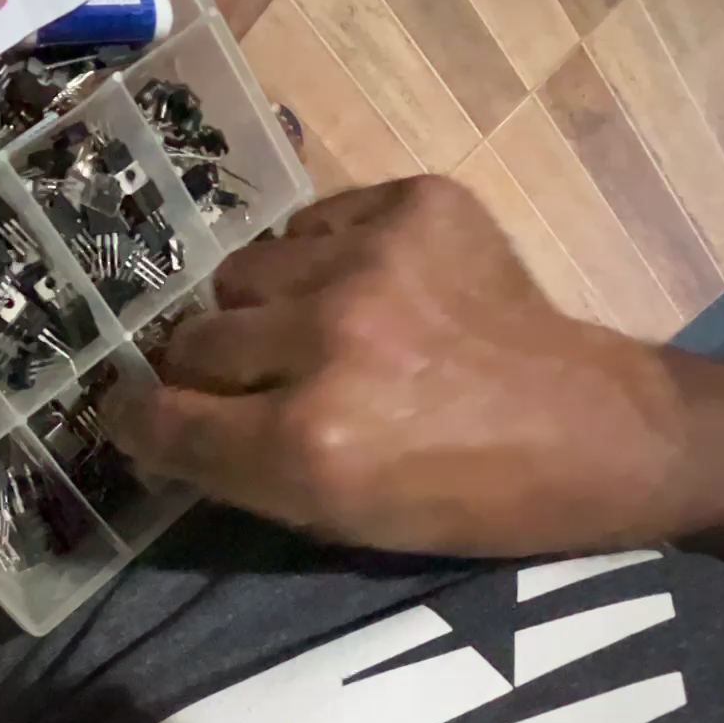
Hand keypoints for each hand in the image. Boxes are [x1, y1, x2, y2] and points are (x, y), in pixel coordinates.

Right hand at [107, 176, 689, 556]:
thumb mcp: (332, 518)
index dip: (138, 422)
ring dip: (260, 311)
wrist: (585, 430)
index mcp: (309, 444)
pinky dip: (316, 262)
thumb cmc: (455, 499)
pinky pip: (306, 224)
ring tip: (316, 333)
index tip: (141, 417)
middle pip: (190, 338)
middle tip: (255, 384)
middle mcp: (330, 340)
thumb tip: (151, 422)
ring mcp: (376, 259)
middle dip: (205, 370)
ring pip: (240, 272)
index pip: (161, 418)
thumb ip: (228, 470)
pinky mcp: (417, 203)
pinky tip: (366, 291)